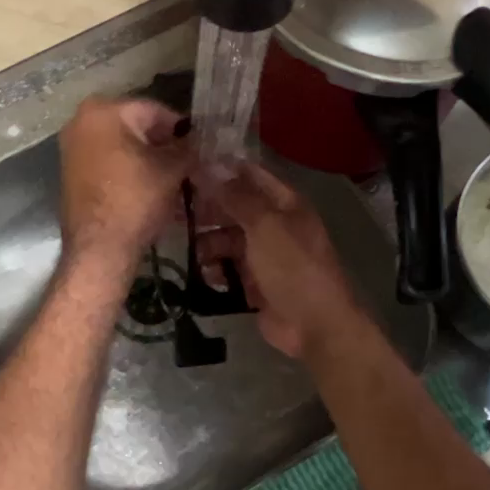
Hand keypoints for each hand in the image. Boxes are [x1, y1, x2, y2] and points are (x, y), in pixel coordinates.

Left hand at [58, 97, 188, 285]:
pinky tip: (151, 192)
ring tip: (174, 182)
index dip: (183, 130)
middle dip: (164, 146)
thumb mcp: (171, 171)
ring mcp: (72, 149)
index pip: (155, 110)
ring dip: (149, 162)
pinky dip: (130, 174)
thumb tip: (201, 142)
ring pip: (123, 148)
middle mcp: (81, 121)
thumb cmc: (135, 201)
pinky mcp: (72, 175)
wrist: (99, 249)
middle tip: (188, 166)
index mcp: (104, 110)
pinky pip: (109, 166)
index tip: (201, 147)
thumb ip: (188, 148)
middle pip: (136, 128)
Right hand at [195, 162, 368, 359]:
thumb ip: (236, 197)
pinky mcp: (256, 284)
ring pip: (229, 241)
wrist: (314, 323)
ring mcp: (265, 256)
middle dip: (208, 210)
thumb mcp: (265, 225)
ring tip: (193, 252)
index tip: (185, 170)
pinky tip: (205, 274)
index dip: (220, 171)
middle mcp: (275, 225)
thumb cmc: (293, 267)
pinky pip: (230, 270)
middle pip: (235, 209)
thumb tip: (209, 166)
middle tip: (176, 213)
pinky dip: (216, 270)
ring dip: (209, 244)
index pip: (249, 176)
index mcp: (285, 204)